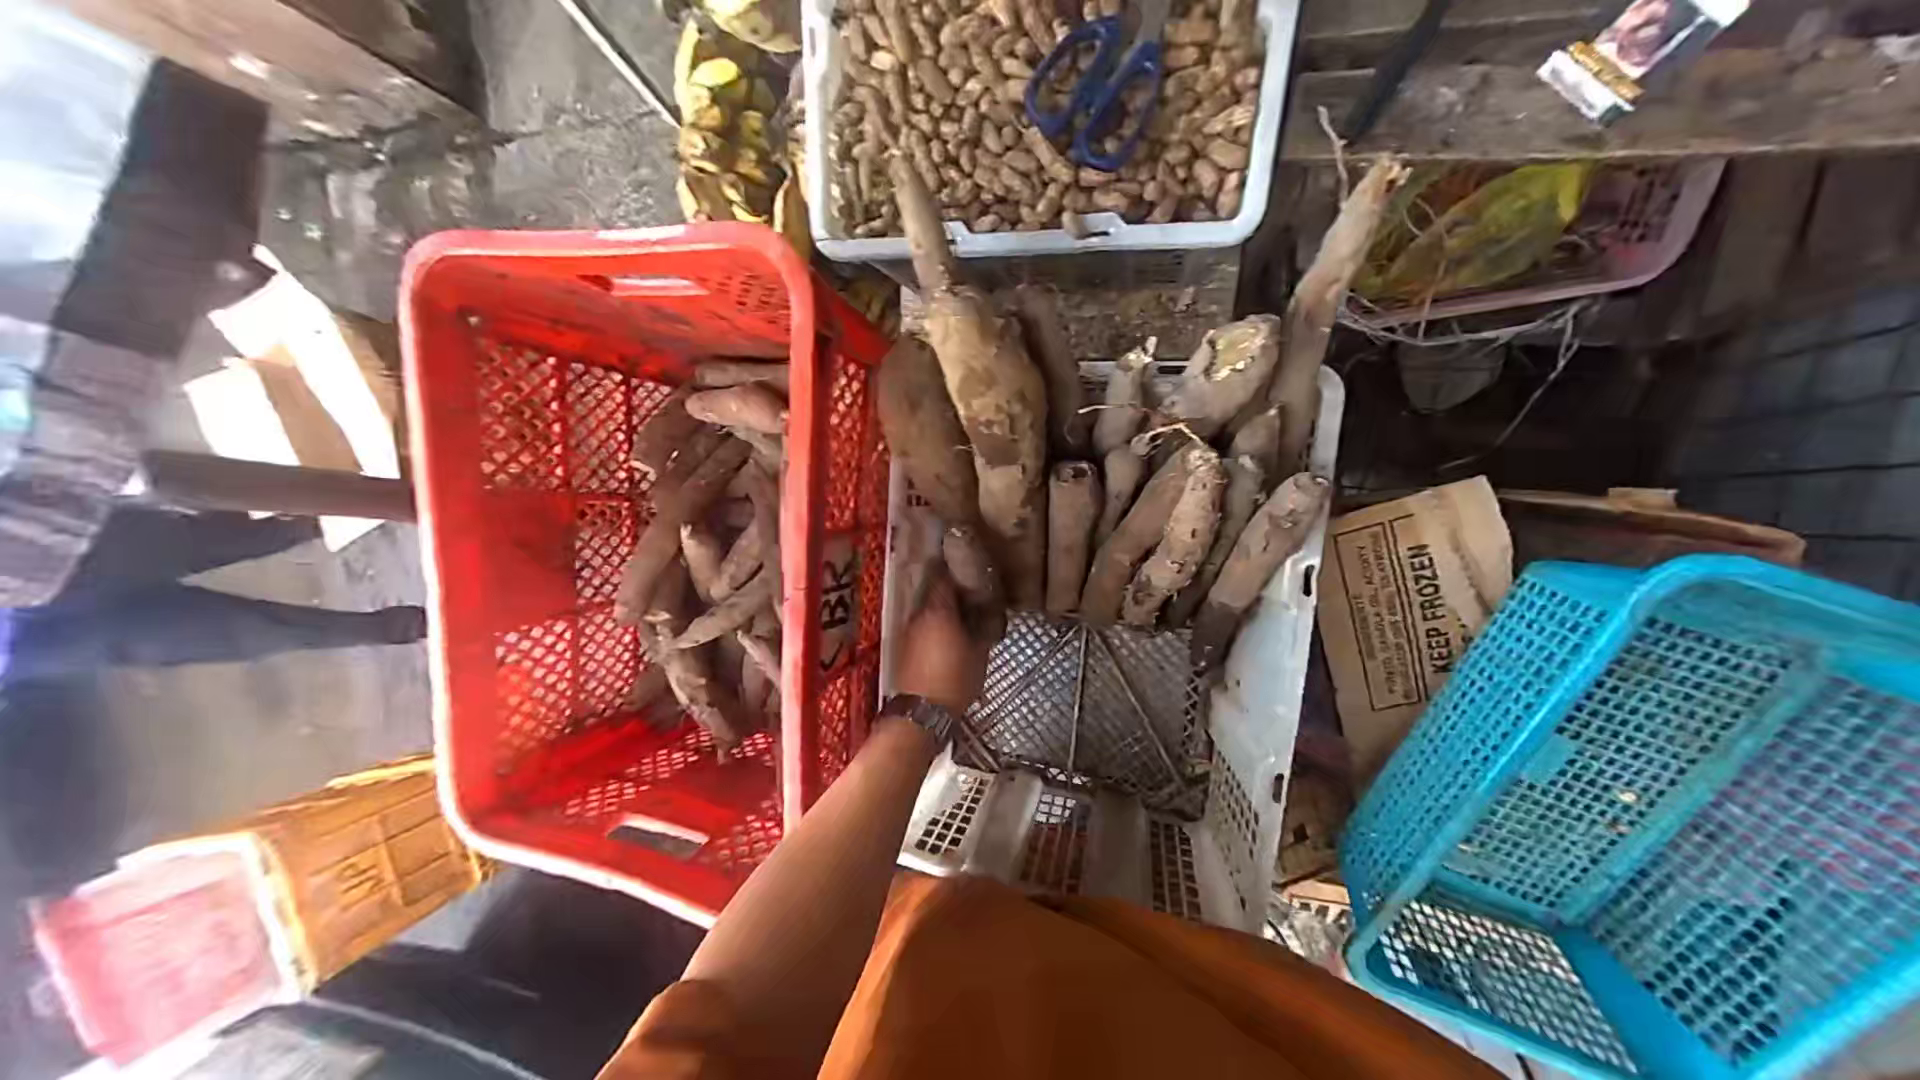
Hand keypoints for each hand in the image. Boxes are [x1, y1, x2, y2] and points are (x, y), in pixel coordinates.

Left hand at [893, 573, 992, 712]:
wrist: (921, 713)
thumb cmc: (954, 680)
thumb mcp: (979, 654)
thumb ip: (983, 627)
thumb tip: (986, 613)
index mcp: (938, 611)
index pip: (945, 578)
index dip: (958, 572)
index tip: (972, 572)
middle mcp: (919, 616)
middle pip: (934, 594)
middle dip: (952, 593)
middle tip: (971, 596)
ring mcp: (908, 632)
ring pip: (927, 612)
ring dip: (942, 612)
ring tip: (963, 618)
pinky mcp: (904, 649)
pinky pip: (922, 629)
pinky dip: (934, 628)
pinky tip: (948, 638)